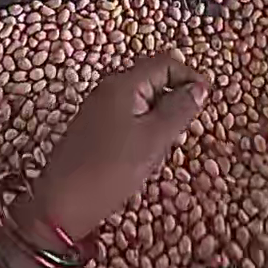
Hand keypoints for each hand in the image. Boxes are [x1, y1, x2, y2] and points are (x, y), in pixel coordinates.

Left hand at [27, 52, 208, 241]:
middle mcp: (109, 88)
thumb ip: (178, 110)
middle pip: (153, 79)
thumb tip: (199, 87)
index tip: (206, 103)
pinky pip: (128, 116)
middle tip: (185, 130)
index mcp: (123, 83)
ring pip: (142, 100)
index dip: (190, 77)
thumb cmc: (110, 170)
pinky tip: (145, 154)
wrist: (61, 204)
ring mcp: (99, 108)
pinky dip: (144, 128)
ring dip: (160, 116)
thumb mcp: (152, 140)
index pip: (165, 63)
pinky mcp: (94, 128)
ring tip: (165, 145)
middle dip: (175, 99)